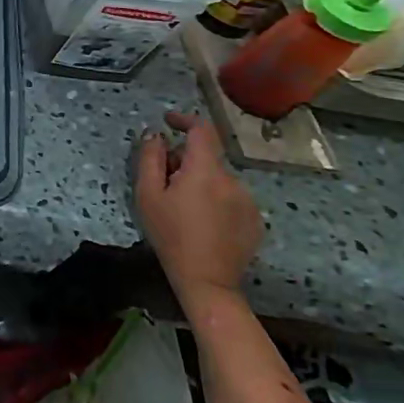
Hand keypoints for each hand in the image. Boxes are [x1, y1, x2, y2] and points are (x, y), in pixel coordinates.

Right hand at [133, 112, 262, 298]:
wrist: (207, 282)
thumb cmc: (170, 236)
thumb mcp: (147, 195)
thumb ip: (150, 158)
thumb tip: (156, 135)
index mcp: (205, 170)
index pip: (202, 129)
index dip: (184, 120)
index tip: (168, 122)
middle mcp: (232, 180)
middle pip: (206, 156)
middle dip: (185, 160)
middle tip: (164, 181)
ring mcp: (248, 200)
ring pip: (218, 178)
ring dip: (200, 181)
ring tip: (183, 207)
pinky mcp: (255, 220)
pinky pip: (231, 197)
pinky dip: (216, 199)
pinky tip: (204, 222)